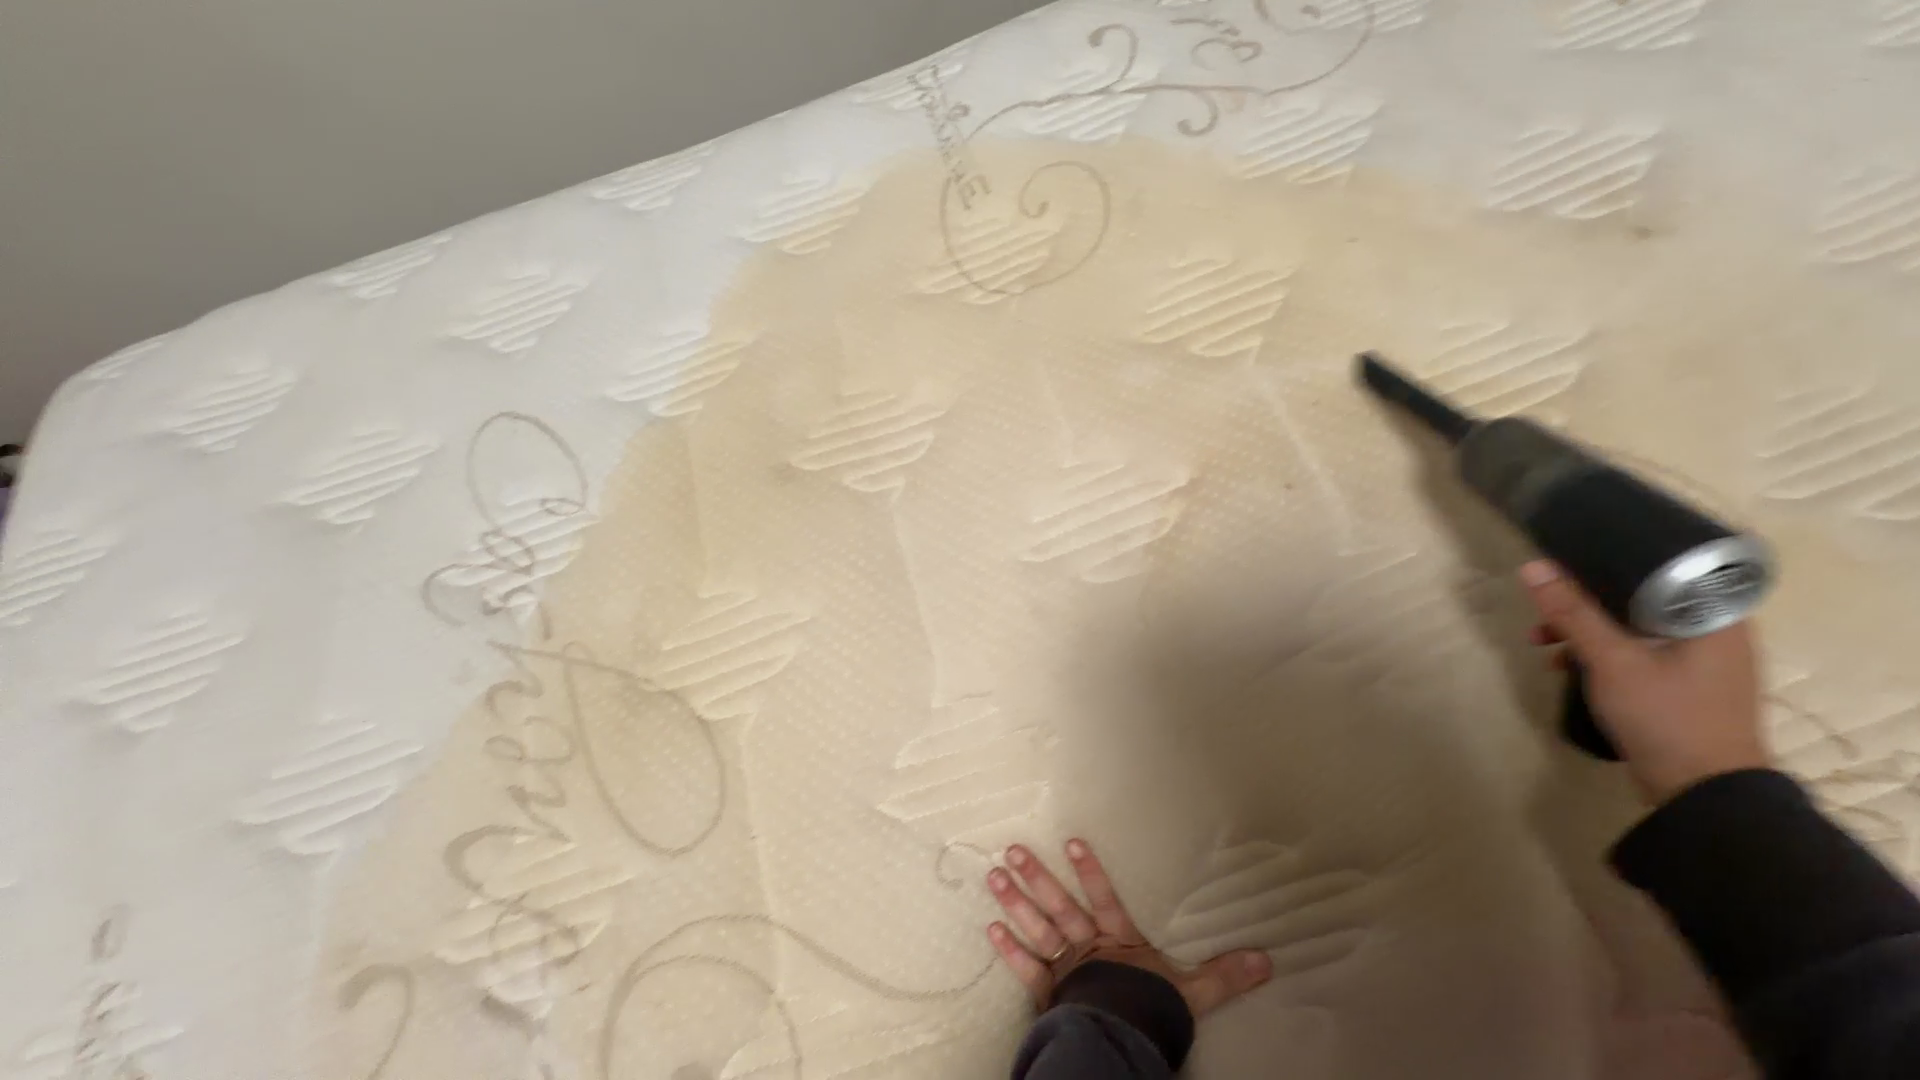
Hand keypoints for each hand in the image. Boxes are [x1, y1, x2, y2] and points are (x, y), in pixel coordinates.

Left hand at [984, 839, 1272, 1015]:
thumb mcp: (1194, 994)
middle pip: (1061, 906)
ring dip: (1016, 902)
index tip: (1071, 842)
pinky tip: (990, 928)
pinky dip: (1009, 949)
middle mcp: (1089, 947)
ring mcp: (1066, 968)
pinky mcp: (1050, 992)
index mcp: (1121, 942)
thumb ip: (1224, 974)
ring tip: (994, 876)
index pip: (1106, 899)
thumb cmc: (1156, 1015)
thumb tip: (1265, 960)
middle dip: (1037, 877)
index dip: (1091, 872)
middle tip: (1012, 849)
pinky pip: (1026, 968)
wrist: (1126, 1048)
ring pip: (1039, 928)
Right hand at [1520, 560, 1768, 802]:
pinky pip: (1638, 651)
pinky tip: (1568, 667)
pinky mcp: (1687, 684)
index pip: (1656, 565)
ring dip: (1586, 631)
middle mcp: (1716, 628)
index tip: (1561, 566)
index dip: (1604, 561)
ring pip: (1633, 625)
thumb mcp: (1612, 661)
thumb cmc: (1667, 716)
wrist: (1704, 793)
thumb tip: (1533, 567)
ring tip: (1544, 645)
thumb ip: (1573, 613)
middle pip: (1637, 596)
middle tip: (1543, 614)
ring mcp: (1703, 659)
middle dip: (1583, 603)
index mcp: (1714, 613)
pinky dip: (1603, 653)